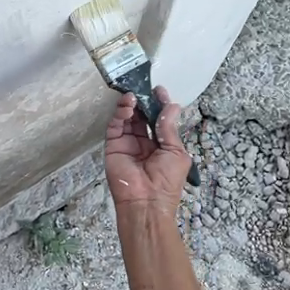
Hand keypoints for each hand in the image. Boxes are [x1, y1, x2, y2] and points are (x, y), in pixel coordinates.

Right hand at [103, 88, 192, 218]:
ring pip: (128, 118)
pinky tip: (128, 106)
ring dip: (131, 105)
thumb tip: (172, 105)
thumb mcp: (176, 153)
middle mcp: (144, 142)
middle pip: (142, 116)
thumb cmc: (167, 180)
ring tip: (134, 95)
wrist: (146, 202)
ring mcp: (127, 143)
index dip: (159, 105)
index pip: (159, 120)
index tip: (158, 90)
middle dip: (143, 102)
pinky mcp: (113, 145)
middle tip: (143, 88)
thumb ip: (169, 128)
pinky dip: (120, 113)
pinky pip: (116, 125)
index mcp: (161, 145)